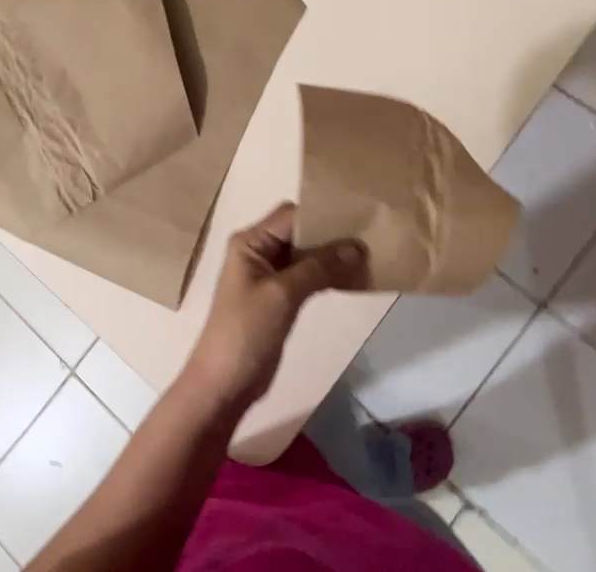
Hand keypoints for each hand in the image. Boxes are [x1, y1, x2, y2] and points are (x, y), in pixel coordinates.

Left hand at [182, 203, 368, 411]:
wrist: (226, 382)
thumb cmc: (246, 332)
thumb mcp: (282, 295)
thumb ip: (318, 267)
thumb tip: (357, 247)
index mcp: (250, 242)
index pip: (291, 214)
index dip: (322, 213)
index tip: (358, 215)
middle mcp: (257, 251)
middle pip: (299, 232)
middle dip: (331, 234)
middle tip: (370, 235)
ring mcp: (267, 275)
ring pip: (305, 255)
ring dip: (332, 257)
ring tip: (369, 255)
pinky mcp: (278, 297)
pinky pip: (306, 276)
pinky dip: (327, 276)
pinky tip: (353, 279)